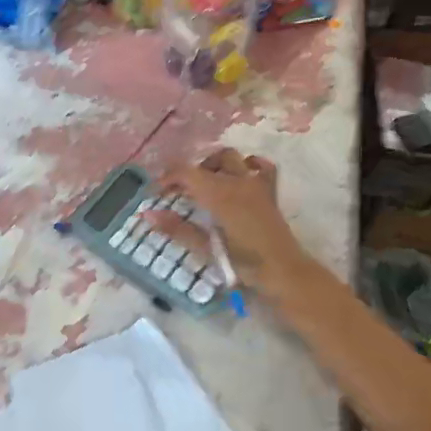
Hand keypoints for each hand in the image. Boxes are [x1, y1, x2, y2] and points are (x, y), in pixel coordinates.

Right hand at [147, 150, 312, 302]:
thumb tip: (147, 215)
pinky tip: (238, 177)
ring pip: (231, 158)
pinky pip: (260, 166)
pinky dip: (247, 165)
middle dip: (187, 173)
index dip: (167, 179)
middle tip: (176, 193)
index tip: (155, 194)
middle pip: (205, 163)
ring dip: (212, 166)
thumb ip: (176, 229)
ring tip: (203, 185)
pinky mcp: (269, 191)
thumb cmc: (243, 264)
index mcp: (219, 195)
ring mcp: (256, 184)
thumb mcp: (206, 248)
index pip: (186, 173)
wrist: (283, 271)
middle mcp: (237, 182)